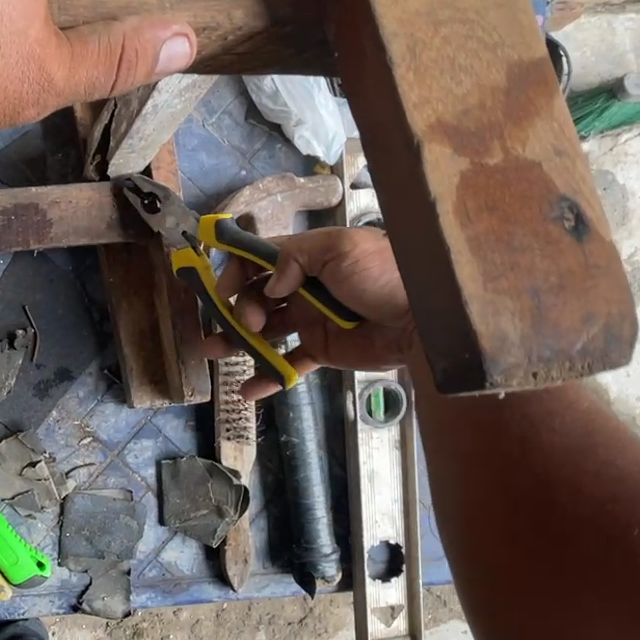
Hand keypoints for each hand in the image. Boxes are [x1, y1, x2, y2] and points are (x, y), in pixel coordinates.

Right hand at [202, 226, 418, 399]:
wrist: (425, 319)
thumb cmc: (385, 275)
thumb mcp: (341, 249)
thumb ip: (296, 257)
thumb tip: (269, 286)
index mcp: (307, 260)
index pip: (260, 261)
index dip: (237, 272)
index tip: (224, 290)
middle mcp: (303, 289)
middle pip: (255, 298)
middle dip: (238, 309)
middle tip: (244, 324)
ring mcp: (310, 322)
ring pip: (263, 331)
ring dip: (236, 341)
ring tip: (214, 352)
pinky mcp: (320, 351)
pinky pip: (287, 365)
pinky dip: (266, 378)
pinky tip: (246, 391)